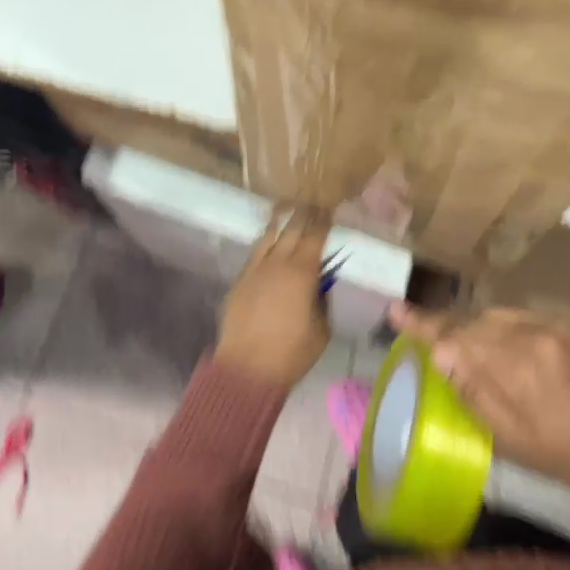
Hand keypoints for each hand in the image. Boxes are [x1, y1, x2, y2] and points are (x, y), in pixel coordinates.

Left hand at [215, 208, 332, 388]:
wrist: (248, 367)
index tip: (329, 208)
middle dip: (304, 214)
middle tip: (312, 202)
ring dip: (281, 220)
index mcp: (303, 272)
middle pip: (293, 229)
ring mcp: (256, 268)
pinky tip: (269, 236)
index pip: (315, 237)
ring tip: (288, 208)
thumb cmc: (292, 353)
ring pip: (270, 235)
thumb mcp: (321, 329)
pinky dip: (265, 239)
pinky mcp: (240, 278)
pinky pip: (255, 251)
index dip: (323, 221)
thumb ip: (322, 301)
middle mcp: (278, 262)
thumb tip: (319, 285)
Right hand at [390, 304, 569, 503]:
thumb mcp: (508, 438)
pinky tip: (505, 348)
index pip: (457, 338)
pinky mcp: (566, 321)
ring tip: (469, 350)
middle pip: (472, 321)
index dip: (423, 326)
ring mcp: (552, 323)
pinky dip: (502, 328)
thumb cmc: (562, 453)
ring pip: (493, 315)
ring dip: (475, 329)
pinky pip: (518, 316)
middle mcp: (533, 336)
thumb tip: (440, 355)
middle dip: (448, 330)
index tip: (395, 310)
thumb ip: (472, 391)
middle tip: (429, 340)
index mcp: (517, 370)